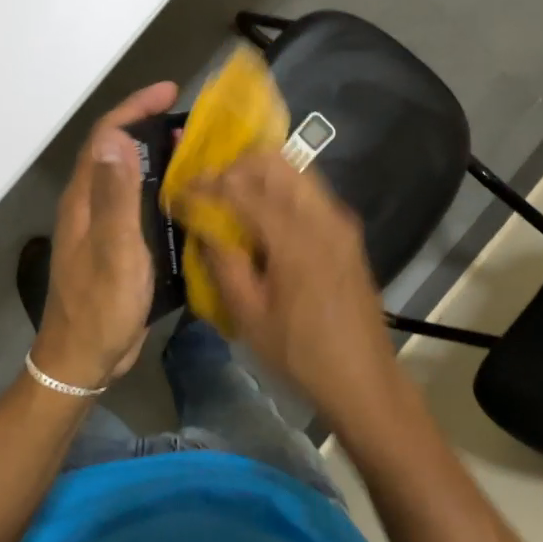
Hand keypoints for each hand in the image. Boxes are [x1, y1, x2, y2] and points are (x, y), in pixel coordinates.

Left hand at [29, 81, 179, 391]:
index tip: (170, 92)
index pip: (105, 138)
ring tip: (199, 157)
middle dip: (150, 130)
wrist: (84, 360)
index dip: (134, 109)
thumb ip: (115, 195)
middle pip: (117, 154)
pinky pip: (139, 210)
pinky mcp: (118, 252)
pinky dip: (162, 195)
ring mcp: (103, 230)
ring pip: (130, 182)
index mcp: (84, 201)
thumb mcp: (114, 250)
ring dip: (158, 162)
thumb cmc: (99, 306)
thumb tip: (116, 136)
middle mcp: (90, 208)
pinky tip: (189, 203)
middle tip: (194, 127)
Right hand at [186, 153, 411, 432]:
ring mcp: (340, 222)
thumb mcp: (249, 315)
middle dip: (235, 167)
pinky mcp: (347, 234)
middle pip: (274, 162)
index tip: (178, 192)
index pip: (240, 188)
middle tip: (207, 190)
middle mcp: (321, 215)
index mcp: (294, 236)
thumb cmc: (300, 353)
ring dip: (259, 177)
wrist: (363, 378)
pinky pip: (309, 193)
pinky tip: (261, 222)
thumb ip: (224, 263)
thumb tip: (203, 227)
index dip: (204, 185)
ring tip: (230, 202)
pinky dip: (280, 192)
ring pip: (295, 173)